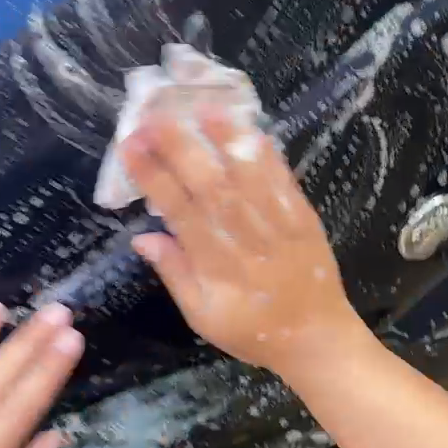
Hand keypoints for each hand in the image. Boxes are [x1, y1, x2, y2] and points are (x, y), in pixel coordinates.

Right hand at [121, 100, 370, 379]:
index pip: (179, 212)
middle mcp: (248, 241)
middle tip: (154, 116)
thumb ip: (175, 274)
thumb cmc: (254, 332)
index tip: (130, 146)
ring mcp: (280, 228)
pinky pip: (287, 184)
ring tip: (204, 108)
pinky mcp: (306, 221)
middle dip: (181, 149)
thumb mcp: (204, 316)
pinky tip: (255, 132)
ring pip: (250, 179)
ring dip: (227, 142)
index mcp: (217, 266)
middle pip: (211, 187)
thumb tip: (143, 236)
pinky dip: (271, 158)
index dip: (154, 178)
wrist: (317, 338)